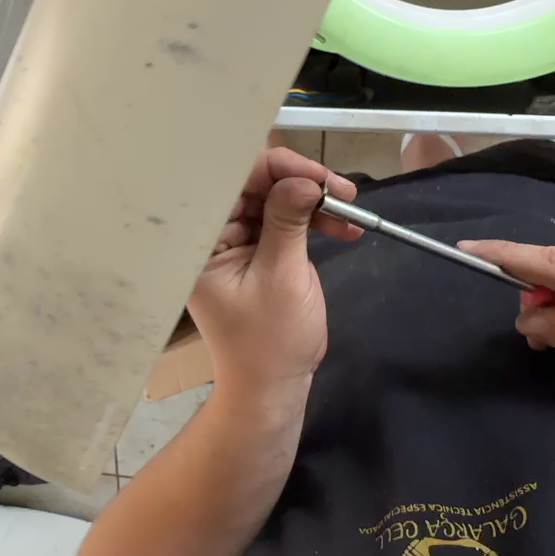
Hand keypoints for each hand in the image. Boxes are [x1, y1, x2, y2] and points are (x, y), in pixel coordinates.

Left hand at [189, 148, 360, 396]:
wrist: (273, 385)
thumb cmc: (269, 341)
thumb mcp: (281, 278)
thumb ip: (288, 223)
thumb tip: (304, 178)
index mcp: (203, 241)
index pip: (231, 184)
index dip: (273, 170)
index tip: (315, 176)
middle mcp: (215, 234)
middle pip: (255, 186)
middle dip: (300, 182)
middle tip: (343, 190)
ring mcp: (238, 242)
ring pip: (276, 200)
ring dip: (315, 201)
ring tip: (352, 209)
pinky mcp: (261, 251)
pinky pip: (286, 222)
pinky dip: (315, 220)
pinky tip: (347, 226)